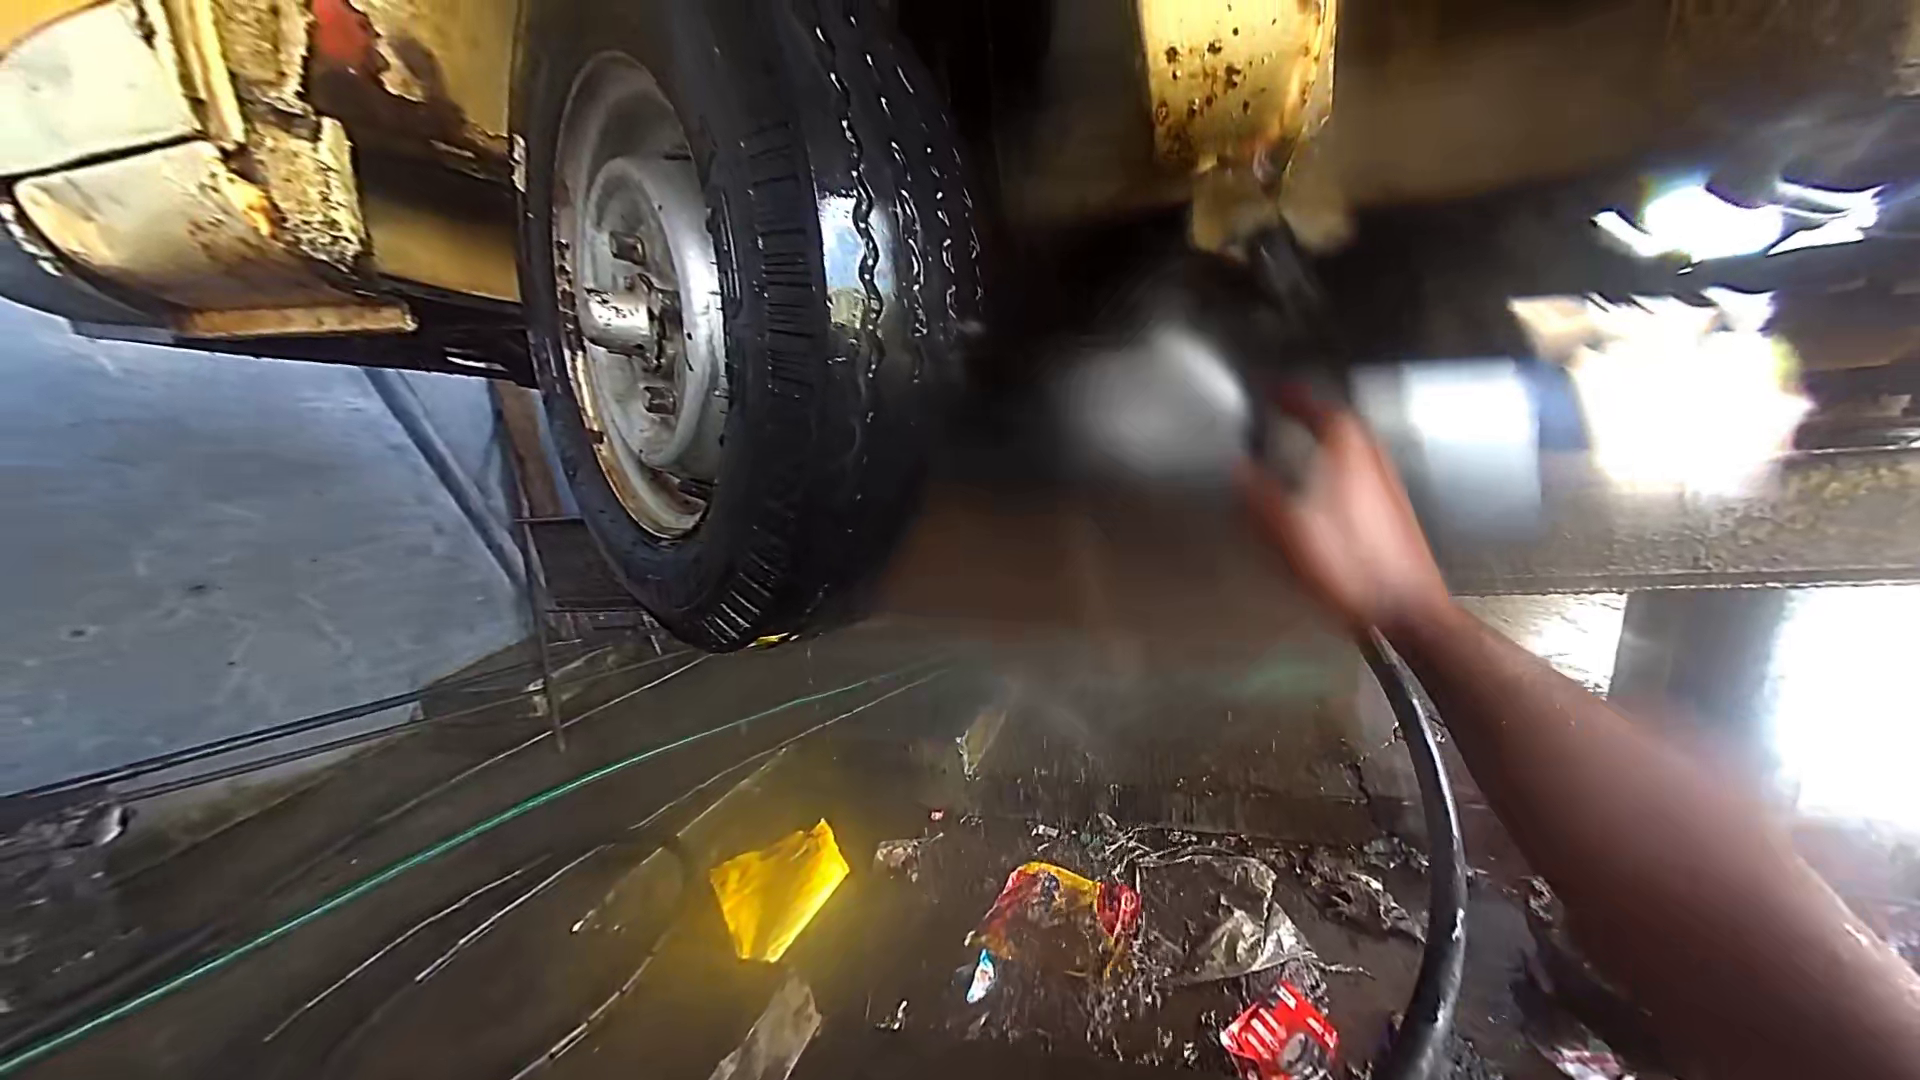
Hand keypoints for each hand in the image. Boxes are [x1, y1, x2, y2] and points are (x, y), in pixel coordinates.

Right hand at [1238, 395, 1451, 634]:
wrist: (1403, 607)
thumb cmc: (1347, 568)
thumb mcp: (1290, 533)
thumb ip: (1260, 497)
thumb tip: (1239, 468)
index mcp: (1348, 463)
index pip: (1324, 414)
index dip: (1297, 398)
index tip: (1275, 390)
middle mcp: (1373, 467)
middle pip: (1347, 425)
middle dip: (1315, 412)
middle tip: (1290, 408)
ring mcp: (1387, 488)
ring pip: (1358, 446)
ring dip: (1330, 433)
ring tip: (1305, 434)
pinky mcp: (1391, 510)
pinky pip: (1362, 466)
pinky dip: (1340, 457)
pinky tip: (1326, 477)